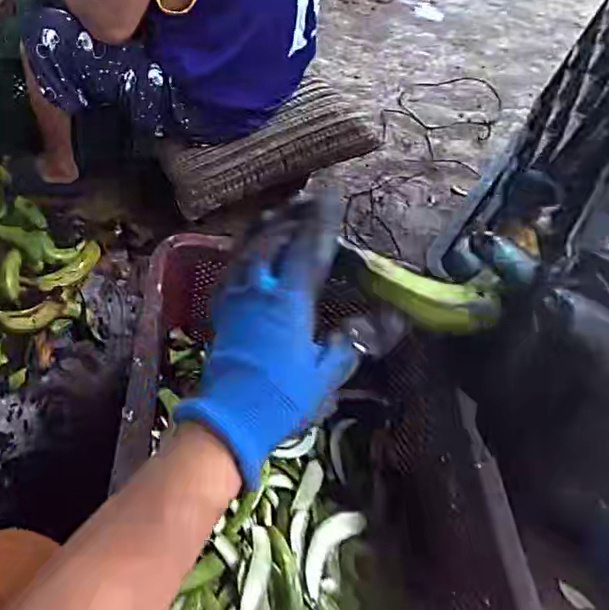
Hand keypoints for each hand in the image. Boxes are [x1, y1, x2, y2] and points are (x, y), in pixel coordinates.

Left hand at [174, 191, 360, 489]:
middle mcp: (259, 288)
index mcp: (288, 299)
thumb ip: (350, 341)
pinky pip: (232, 266)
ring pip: (247, 248)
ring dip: (264, 228)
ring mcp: (235, 294)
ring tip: (277, 213)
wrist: (231, 413)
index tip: (329, 196)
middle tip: (306, 200)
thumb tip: (387, 319)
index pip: (307, 249)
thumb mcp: (325, 373)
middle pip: (273, 239)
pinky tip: (248, 249)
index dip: (320, 221)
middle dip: (291, 216)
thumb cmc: (284, 396)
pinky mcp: (221, 306)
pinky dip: (244, 250)